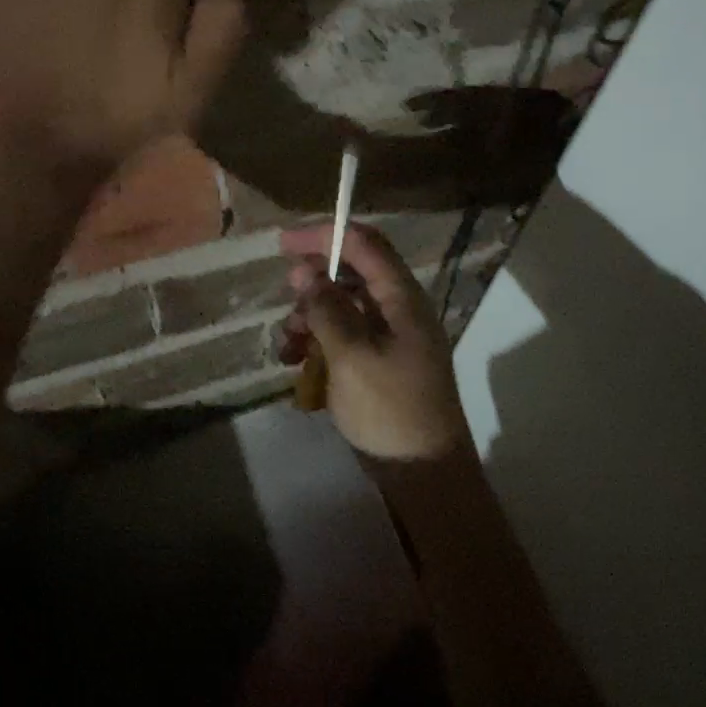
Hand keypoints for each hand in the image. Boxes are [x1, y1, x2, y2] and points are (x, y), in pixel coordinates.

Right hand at [279, 224, 474, 462]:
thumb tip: (305, 272)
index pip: (365, 245)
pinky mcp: (379, 366)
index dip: (325, 236)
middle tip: (287, 300)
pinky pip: (345, 338)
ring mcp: (391, 340)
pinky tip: (295, 362)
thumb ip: (327, 310)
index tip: (282, 243)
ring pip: (344, 308)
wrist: (423, 471)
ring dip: (312, 317)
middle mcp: (400, 311)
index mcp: (403, 299)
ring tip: (287, 343)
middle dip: (315, 282)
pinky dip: (319, 342)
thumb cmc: (389, 409)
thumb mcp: (352, 356)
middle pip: (353, 274)